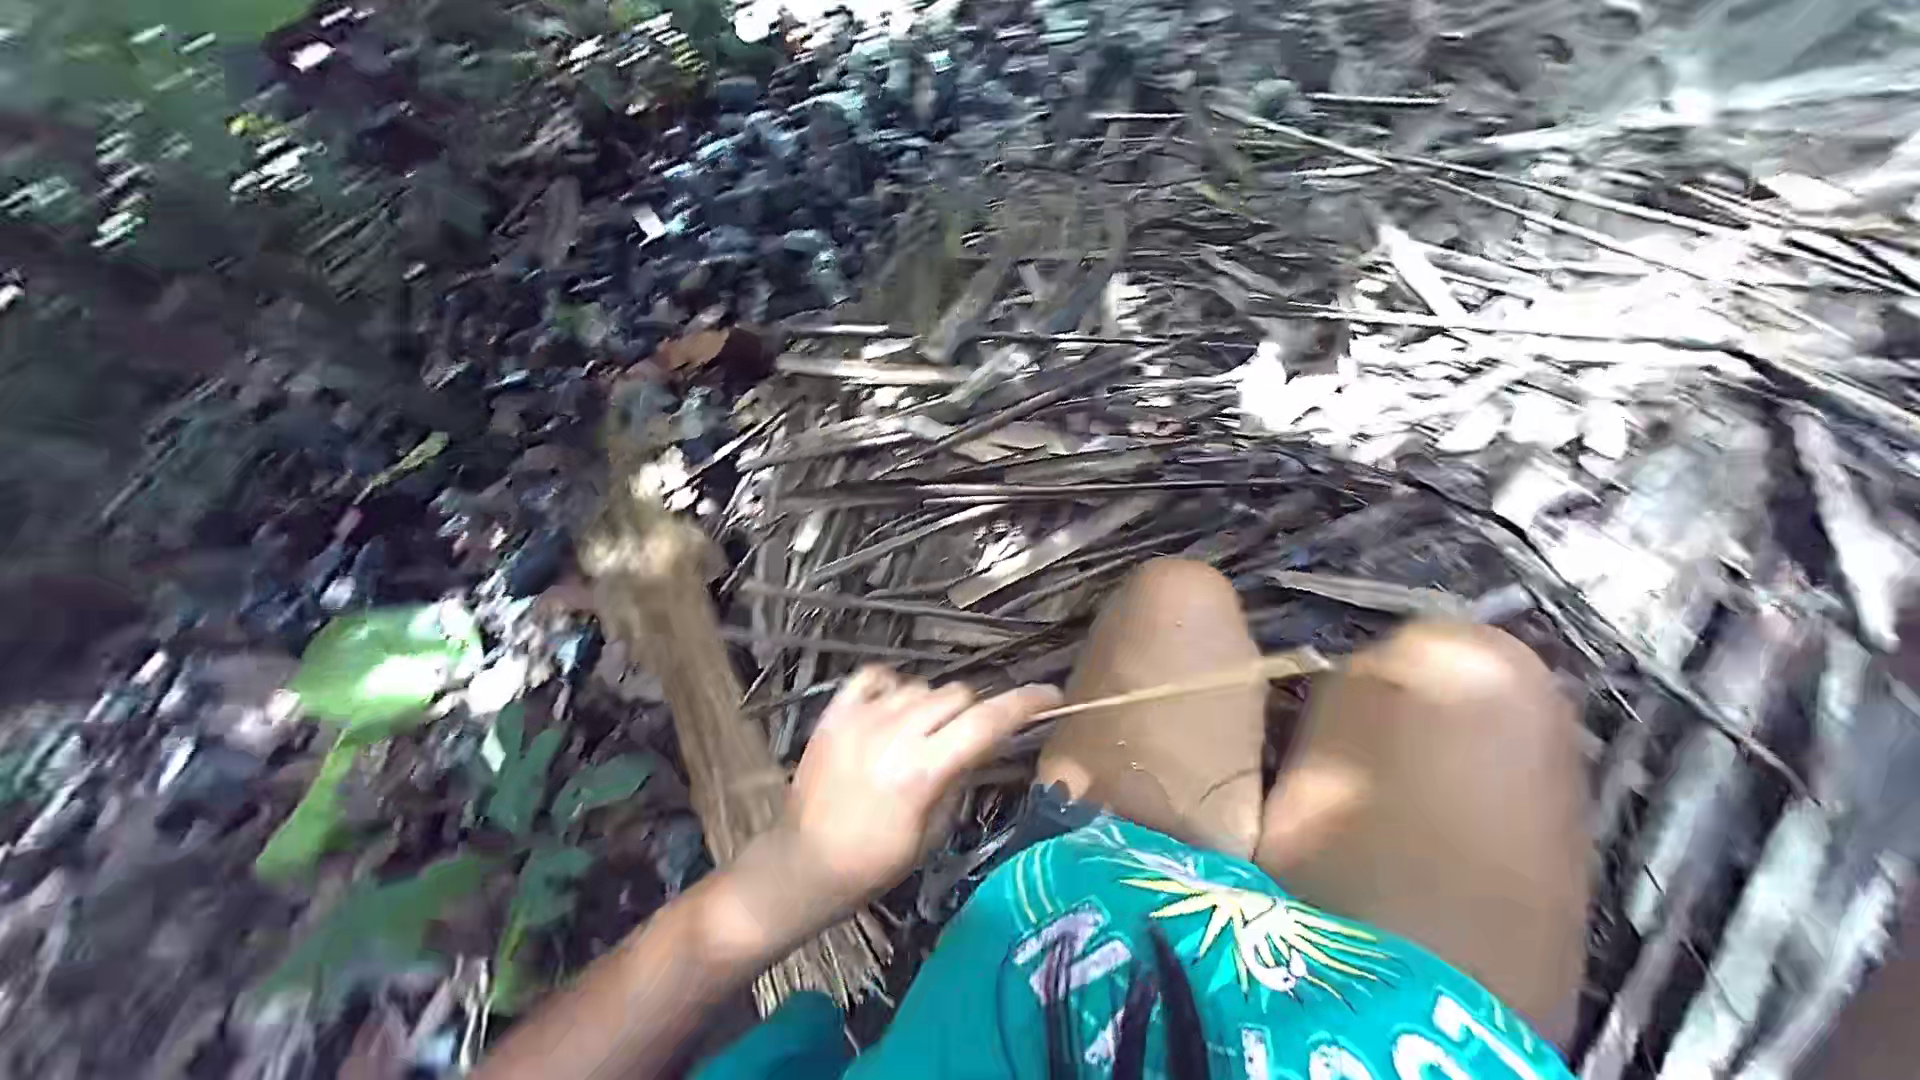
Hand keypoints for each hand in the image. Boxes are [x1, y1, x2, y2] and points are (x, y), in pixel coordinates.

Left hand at [762, 666, 1060, 918]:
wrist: (804, 862)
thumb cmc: (875, 861)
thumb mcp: (933, 832)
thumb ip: (961, 777)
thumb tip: (983, 741)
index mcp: (922, 771)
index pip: (987, 722)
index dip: (1026, 703)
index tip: (1051, 694)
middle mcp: (894, 734)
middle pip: (958, 695)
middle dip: (973, 713)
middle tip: (964, 740)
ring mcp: (861, 717)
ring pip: (922, 686)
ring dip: (934, 706)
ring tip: (920, 735)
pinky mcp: (835, 712)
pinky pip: (877, 676)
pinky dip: (893, 687)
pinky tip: (892, 711)